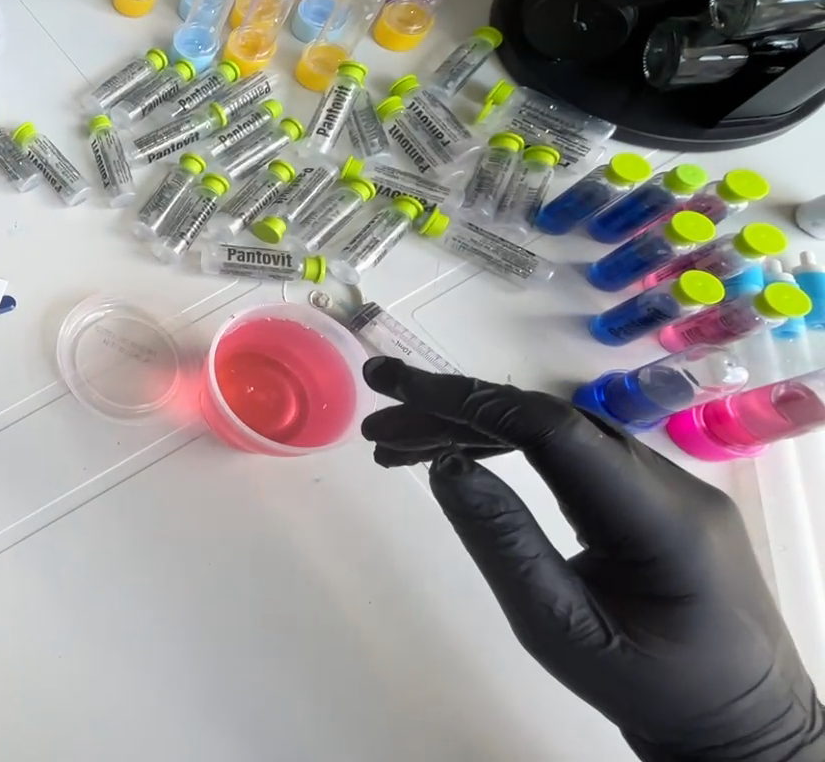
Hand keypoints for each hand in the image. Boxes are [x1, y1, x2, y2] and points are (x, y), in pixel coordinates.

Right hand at [359, 356, 824, 760]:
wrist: (740, 729)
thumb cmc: (645, 687)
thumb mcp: (559, 628)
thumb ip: (502, 541)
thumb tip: (443, 464)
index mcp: (659, 520)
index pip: (551, 429)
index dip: (465, 400)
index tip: (391, 387)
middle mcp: (672, 485)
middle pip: (543, 420)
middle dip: (450, 410)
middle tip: (376, 421)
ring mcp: (665, 487)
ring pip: (547, 430)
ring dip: (465, 427)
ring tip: (393, 444)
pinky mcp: (648, 496)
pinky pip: (562, 449)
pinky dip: (496, 445)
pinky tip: (450, 456)